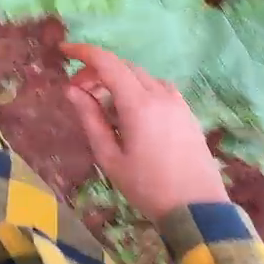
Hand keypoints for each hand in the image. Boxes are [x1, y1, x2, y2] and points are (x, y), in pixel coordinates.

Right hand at [61, 44, 227, 221]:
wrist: (199, 212)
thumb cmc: (148, 187)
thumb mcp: (110, 157)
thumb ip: (90, 119)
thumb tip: (71, 90)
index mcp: (138, 104)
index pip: (107, 63)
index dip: (83, 52)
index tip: (64, 51)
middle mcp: (160, 95)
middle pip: (123, 66)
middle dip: (97, 71)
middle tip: (79, 90)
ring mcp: (178, 103)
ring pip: (141, 75)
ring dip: (118, 79)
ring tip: (104, 103)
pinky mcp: (188, 113)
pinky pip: (158, 88)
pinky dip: (138, 88)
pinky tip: (132, 111)